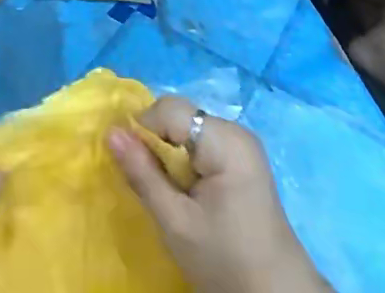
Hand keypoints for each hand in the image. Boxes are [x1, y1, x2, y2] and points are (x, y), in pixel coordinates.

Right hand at [107, 98, 330, 292]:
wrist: (273, 289)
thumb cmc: (222, 257)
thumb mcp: (175, 221)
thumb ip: (143, 174)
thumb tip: (111, 133)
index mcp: (225, 139)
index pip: (172, 109)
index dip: (143, 127)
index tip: (127, 161)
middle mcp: (236, 130)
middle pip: (183, 117)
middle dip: (157, 142)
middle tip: (148, 184)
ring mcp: (243, 143)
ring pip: (192, 130)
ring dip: (171, 154)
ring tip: (169, 193)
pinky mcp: (243, 158)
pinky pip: (206, 143)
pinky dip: (188, 161)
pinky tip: (187, 193)